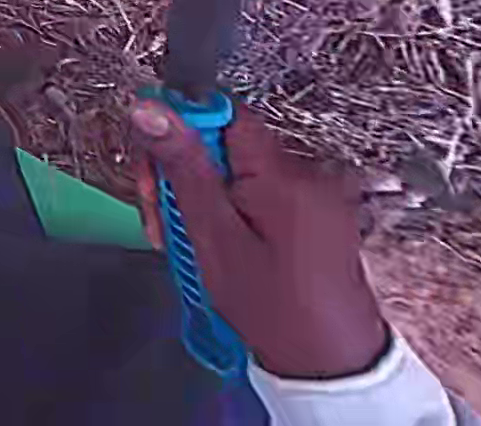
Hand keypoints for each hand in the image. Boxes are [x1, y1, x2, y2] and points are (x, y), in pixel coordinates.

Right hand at [129, 100, 388, 379]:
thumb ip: (181, 164)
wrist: (333, 375)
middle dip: (177, 166)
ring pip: (225, 164)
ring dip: (191, 190)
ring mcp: (306, 194)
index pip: (220, 110)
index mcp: (281, 174)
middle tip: (158, 208)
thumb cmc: (272, 307)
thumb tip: (147, 106)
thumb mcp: (213, 234)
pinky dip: (217, 203)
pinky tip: (205, 234)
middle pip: (217, 137)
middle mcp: (301, 174)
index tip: (153, 155)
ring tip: (177, 231)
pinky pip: (245, 185)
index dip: (179, 122)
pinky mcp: (304, 212)